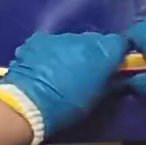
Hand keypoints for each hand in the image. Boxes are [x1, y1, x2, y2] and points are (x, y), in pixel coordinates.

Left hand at [0, 31, 128, 144]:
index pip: (119, 43)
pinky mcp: (36, 40)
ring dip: (71, 51)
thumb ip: (111, 82)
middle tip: (86, 70)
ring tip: (62, 69)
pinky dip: (50, 52)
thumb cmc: (66, 106)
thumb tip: (118, 76)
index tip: (112, 66)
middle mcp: (81, 39)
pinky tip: (44, 66)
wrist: (26, 103)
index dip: (117, 54)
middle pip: (94, 40)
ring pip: (72, 40)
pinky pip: (50, 43)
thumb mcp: (96, 98)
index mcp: (101, 53)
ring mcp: (57, 37)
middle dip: (93, 52)